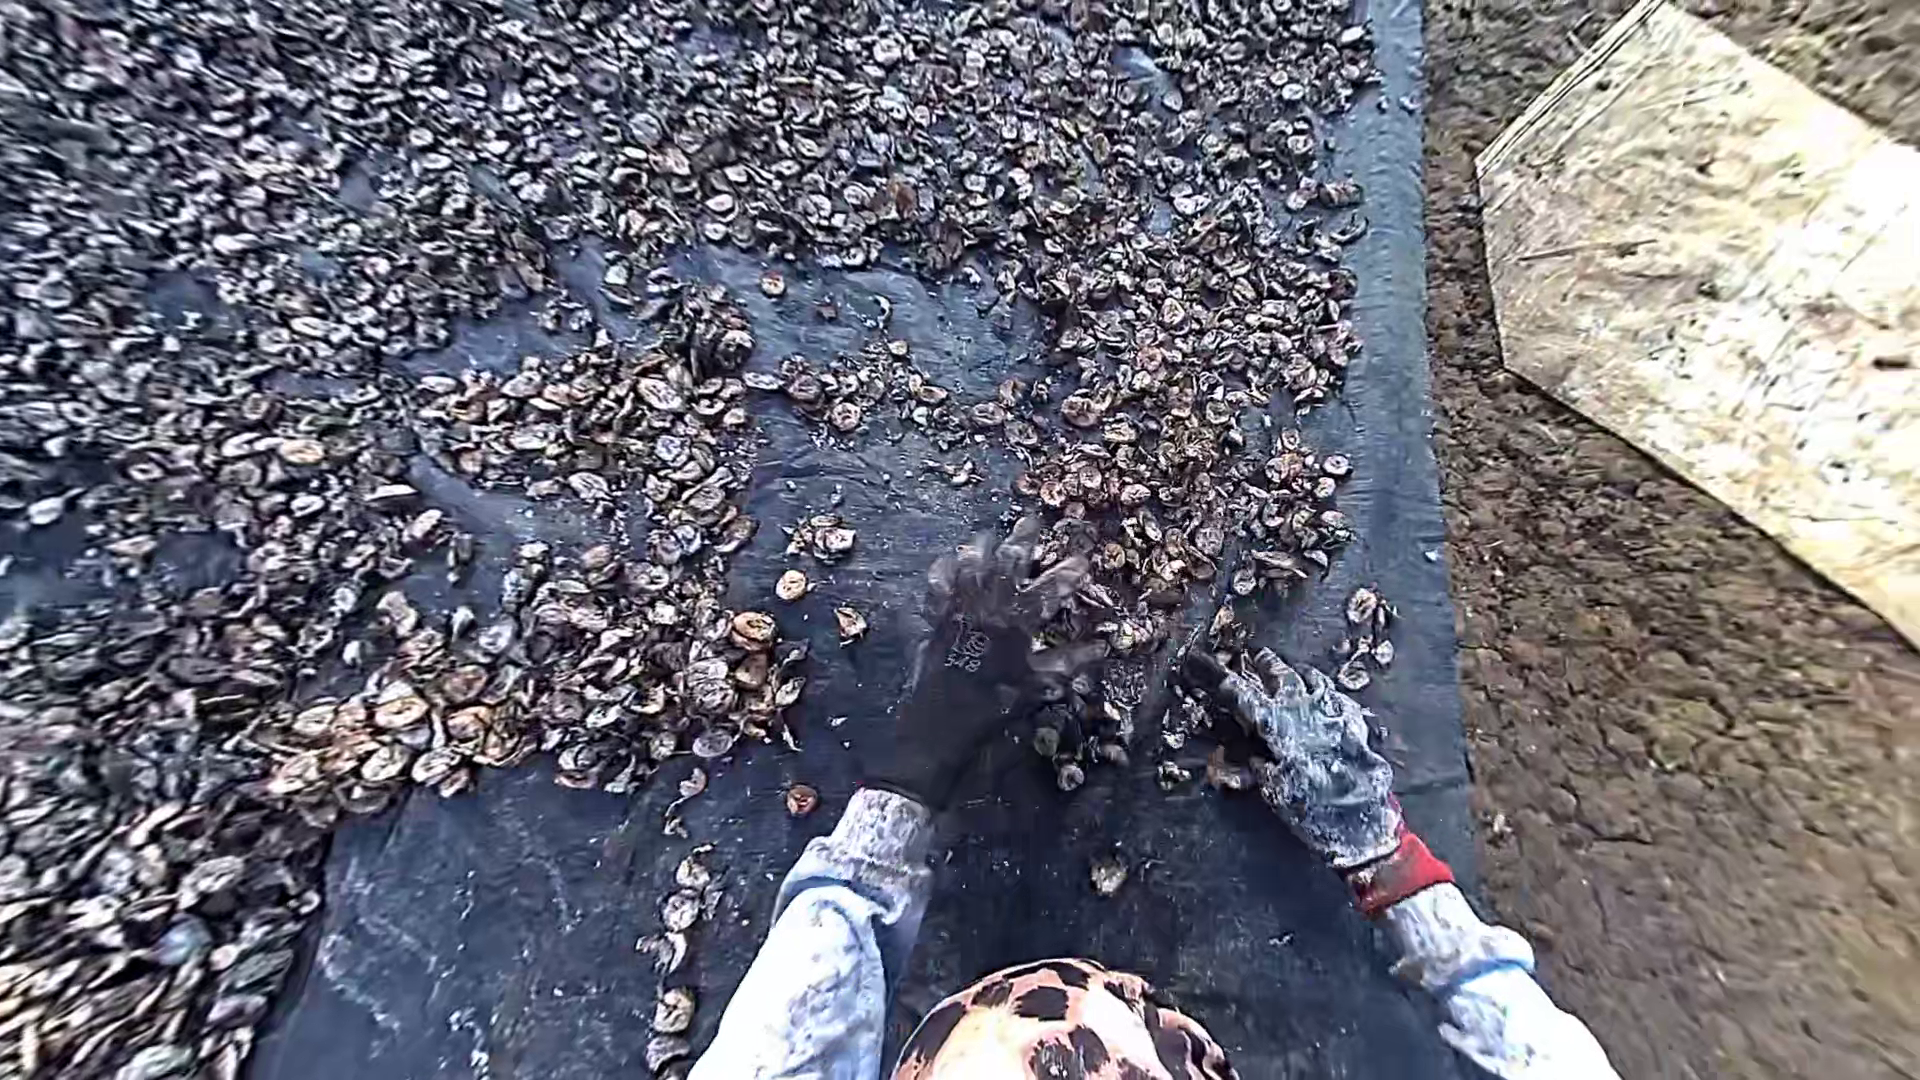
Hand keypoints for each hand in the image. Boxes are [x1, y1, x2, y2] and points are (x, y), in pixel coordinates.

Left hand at [865, 517, 1103, 809]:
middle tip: (1032, 520)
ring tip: (990, 536)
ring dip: (982, 547)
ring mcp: (959, 606)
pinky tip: (949, 561)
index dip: (1068, 573)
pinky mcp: (936, 614)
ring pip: (972, 563)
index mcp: (1017, 622)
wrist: (943, 717)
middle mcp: (989, 606)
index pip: (1050, 590)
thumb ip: (1070, 663)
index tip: (1082, 559)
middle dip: (1023, 538)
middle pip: (1009, 562)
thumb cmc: (995, 703)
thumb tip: (1102, 646)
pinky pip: (938, 582)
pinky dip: (944, 569)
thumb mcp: (1038, 686)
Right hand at [1183, 647, 1400, 867]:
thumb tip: (1243, 754)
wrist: (1367, 826)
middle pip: (1280, 676)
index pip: (1243, 695)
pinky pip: (1339, 698)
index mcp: (1278, 726)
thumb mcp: (1274, 790)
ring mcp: (1333, 715)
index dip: (1223, 680)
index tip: (1207, 665)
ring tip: (1290, 668)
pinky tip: (1325, 695)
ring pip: (1313, 680)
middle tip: (1254, 655)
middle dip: (1264, 663)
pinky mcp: (1357, 725)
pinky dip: (1328, 692)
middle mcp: (1304, 712)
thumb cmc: (1313, 810)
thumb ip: (1255, 765)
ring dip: (1297, 672)